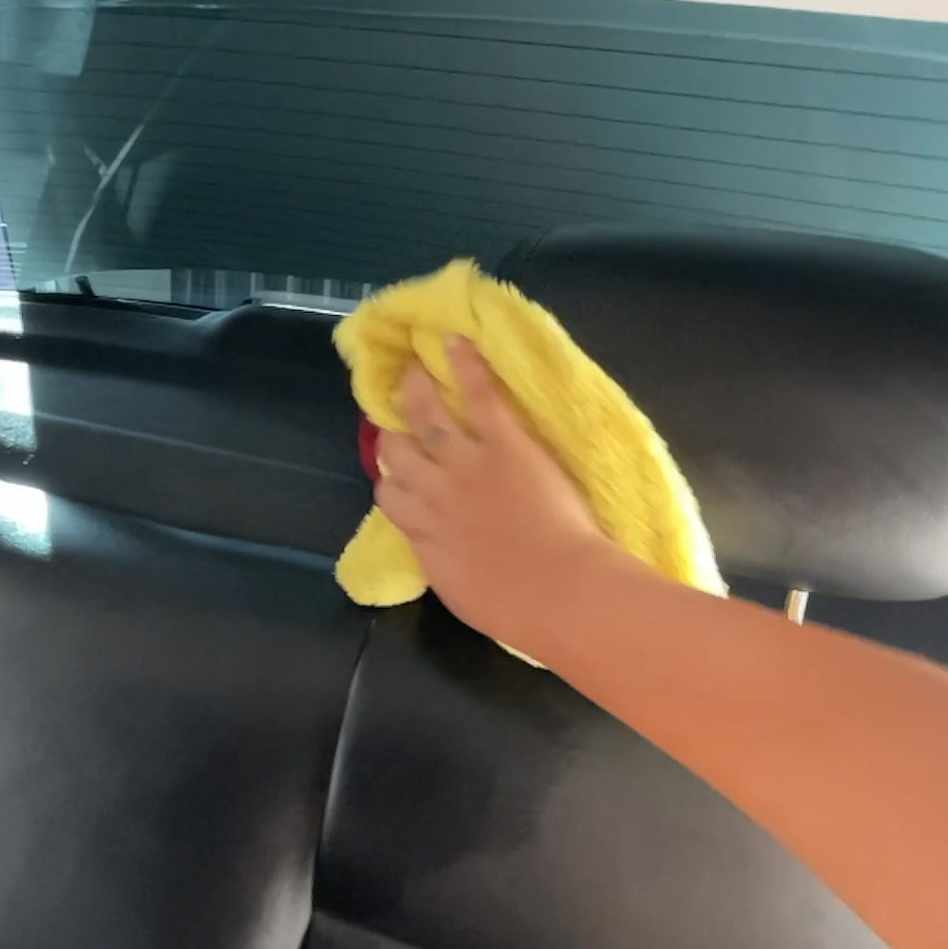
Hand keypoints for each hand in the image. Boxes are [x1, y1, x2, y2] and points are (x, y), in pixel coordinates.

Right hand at [376, 335, 621, 653]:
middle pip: (397, 453)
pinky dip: (466, 365)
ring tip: (412, 370)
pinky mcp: (503, 444)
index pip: (390, 496)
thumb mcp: (460, 593)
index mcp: (424, 532)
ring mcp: (466, 464)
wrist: (557, 593)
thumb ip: (441, 560)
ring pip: (427, 417)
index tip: (398, 477)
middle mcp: (434, 492)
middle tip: (397, 422)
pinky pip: (479, 396)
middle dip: (394, 436)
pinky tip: (455, 340)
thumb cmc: (514, 608)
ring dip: (416, 391)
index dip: (391, 482)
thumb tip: (436, 550)